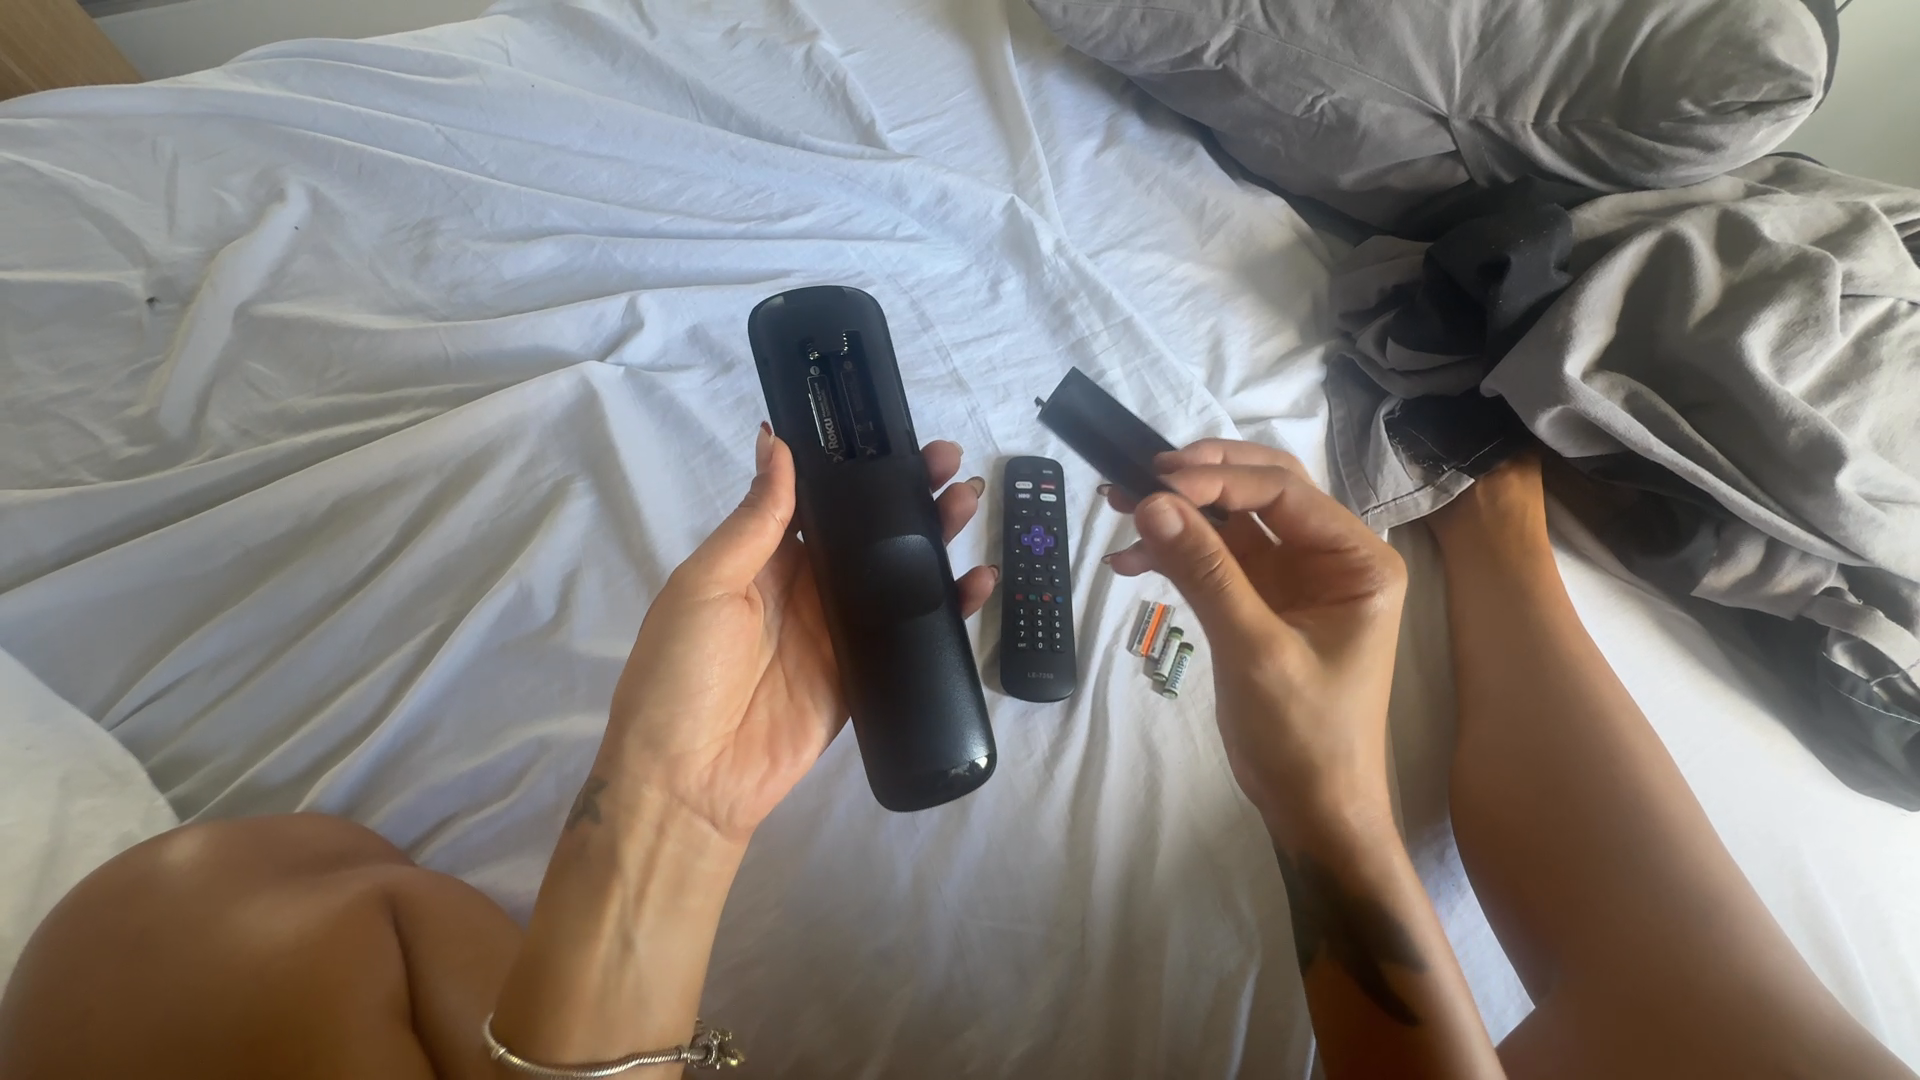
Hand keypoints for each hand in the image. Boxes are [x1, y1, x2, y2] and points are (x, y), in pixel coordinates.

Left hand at [602, 426, 996, 844]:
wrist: (691, 780)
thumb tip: (773, 440)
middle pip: (870, 532)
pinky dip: (948, 609)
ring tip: (968, 502)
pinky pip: (911, 633)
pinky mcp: (865, 672)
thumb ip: (755, 519)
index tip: (896, 439)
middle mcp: (809, 587)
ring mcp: (840, 630)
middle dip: (910, 495)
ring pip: (898, 575)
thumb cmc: (682, 671)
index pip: (824, 501)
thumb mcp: (708, 583)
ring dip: (935, 539)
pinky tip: (978, 584)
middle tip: (948, 463)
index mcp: (767, 558)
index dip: (860, 470)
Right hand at [1104, 439, 1405, 837]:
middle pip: (1259, 491)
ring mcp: (1291, 577)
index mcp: (1355, 560)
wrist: (1310, 806)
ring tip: (1120, 506)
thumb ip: (1203, 570)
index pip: (1282, 492)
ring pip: (1229, 520)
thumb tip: (1151, 503)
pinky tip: (1130, 561)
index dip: (1216, 479)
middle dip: (1198, 481)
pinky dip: (1173, 553)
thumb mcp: (1253, 648)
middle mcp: (1328, 556)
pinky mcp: (1259, 599)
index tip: (1155, 481)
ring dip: (1177, 513)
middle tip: (1139, 478)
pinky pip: (1212, 558)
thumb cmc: (1303, 734)